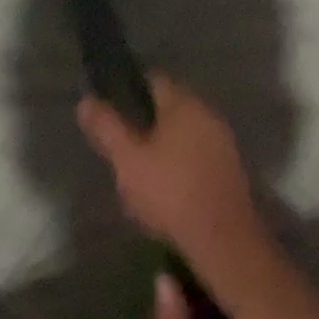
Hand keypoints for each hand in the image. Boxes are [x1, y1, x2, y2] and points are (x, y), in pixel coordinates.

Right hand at [76, 75, 263, 264]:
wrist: (223, 239)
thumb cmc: (170, 192)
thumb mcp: (127, 160)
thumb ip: (107, 128)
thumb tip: (86, 101)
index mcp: (184, 104)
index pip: (153, 80)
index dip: (128, 91)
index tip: (110, 111)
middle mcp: (209, 114)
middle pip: (171, 107)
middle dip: (146, 121)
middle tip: (121, 146)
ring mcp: (224, 141)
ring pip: (186, 132)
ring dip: (165, 144)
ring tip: (140, 170)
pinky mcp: (231, 168)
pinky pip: (199, 154)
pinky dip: (182, 162)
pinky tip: (168, 187)